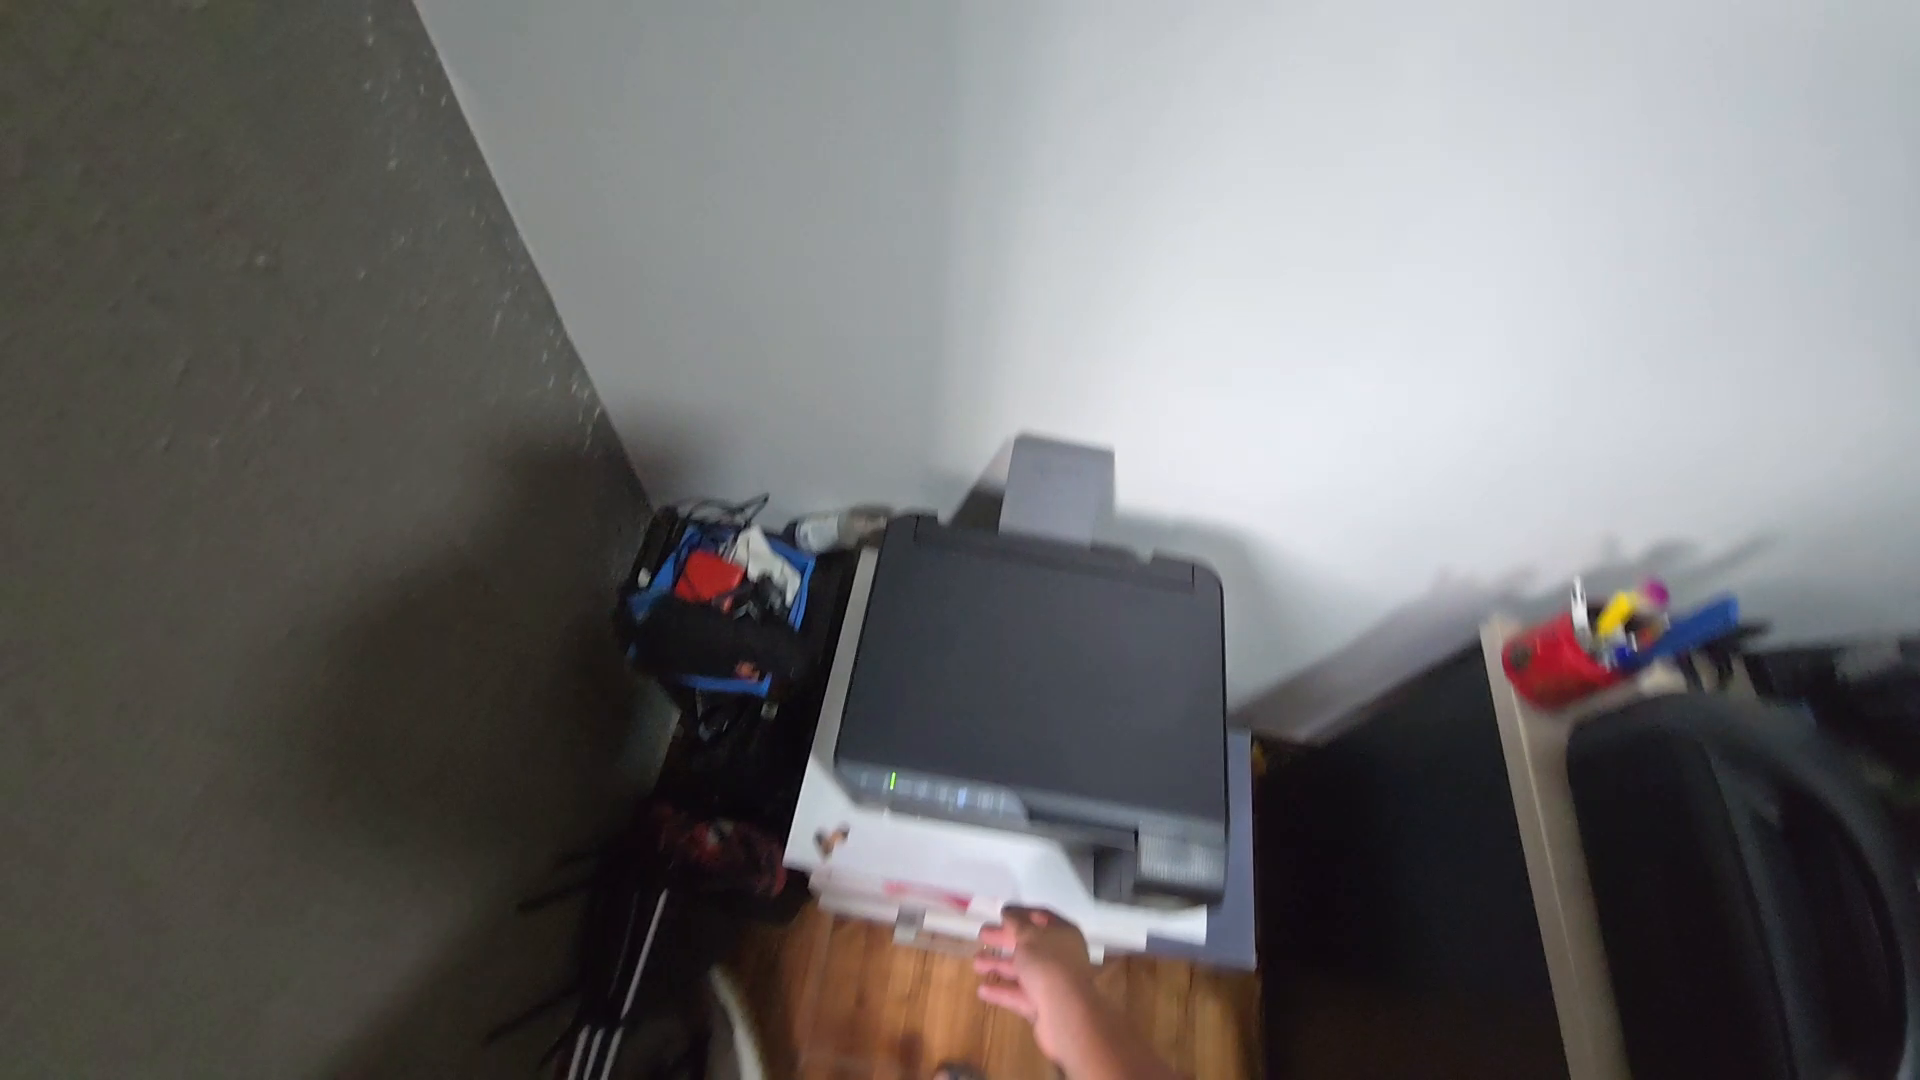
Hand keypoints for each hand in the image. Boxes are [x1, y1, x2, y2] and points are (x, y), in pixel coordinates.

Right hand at [972, 907, 1099, 1062]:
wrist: (1065, 1013)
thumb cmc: (1048, 963)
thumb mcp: (1028, 935)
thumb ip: (1016, 922)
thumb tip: (1008, 911)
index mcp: (1063, 933)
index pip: (1041, 916)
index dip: (1021, 913)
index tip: (1001, 912)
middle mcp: (1060, 955)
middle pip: (1029, 943)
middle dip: (1005, 938)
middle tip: (982, 934)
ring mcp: (1052, 982)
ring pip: (1023, 969)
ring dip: (999, 964)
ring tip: (976, 962)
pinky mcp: (1043, 1005)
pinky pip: (1020, 993)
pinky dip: (1002, 991)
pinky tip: (982, 990)